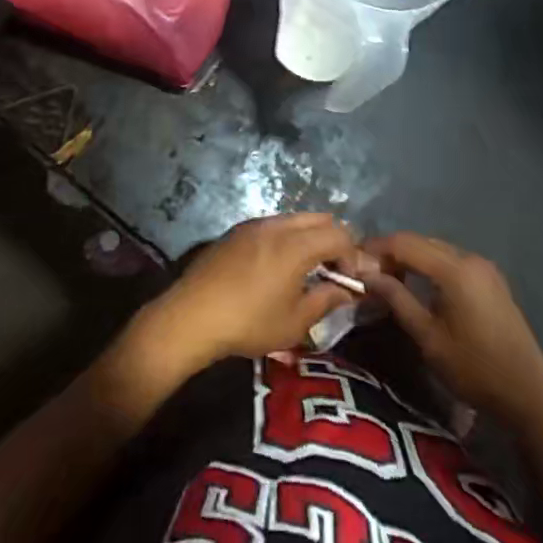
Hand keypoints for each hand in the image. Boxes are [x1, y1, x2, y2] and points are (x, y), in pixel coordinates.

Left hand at [135, 213, 358, 373]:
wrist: (190, 317)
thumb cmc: (248, 323)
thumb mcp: (294, 323)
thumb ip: (325, 301)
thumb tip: (346, 291)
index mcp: (296, 245)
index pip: (340, 235)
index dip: (351, 256)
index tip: (348, 281)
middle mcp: (277, 225)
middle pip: (320, 218)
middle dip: (334, 240)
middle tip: (332, 270)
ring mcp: (253, 225)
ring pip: (295, 219)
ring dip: (310, 237)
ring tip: (306, 269)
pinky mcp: (235, 232)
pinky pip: (273, 225)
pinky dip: (287, 238)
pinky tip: (277, 266)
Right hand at [362, 232, 542, 427]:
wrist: (528, 392)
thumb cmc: (473, 368)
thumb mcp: (428, 338)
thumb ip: (397, 300)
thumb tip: (368, 275)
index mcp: (455, 270)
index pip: (406, 243)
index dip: (377, 247)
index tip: (353, 260)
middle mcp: (470, 259)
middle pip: (422, 242)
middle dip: (393, 251)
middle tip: (367, 272)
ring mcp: (484, 268)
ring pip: (438, 250)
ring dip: (411, 258)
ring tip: (387, 278)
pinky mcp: (491, 280)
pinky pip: (452, 262)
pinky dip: (430, 266)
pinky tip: (418, 285)